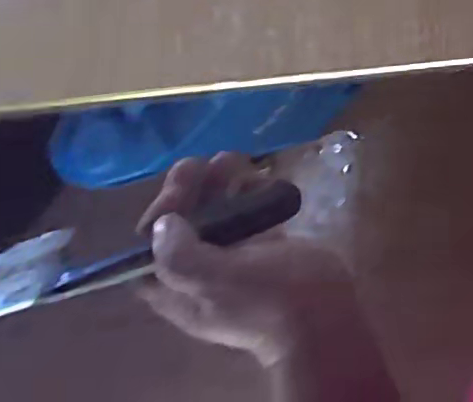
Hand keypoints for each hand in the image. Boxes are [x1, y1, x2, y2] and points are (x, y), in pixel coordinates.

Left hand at [136, 153, 367, 369]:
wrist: (322, 314)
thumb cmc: (268, 300)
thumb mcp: (221, 282)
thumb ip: (183, 257)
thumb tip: (163, 224)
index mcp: (179, 289)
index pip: (150, 248)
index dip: (161, 212)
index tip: (183, 183)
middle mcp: (201, 271)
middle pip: (185, 224)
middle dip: (192, 190)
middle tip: (206, 160)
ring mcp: (236, 256)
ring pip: (219, 213)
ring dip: (222, 184)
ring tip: (237, 157)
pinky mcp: (265, 244)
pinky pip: (251, 212)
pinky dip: (253, 191)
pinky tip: (263, 176)